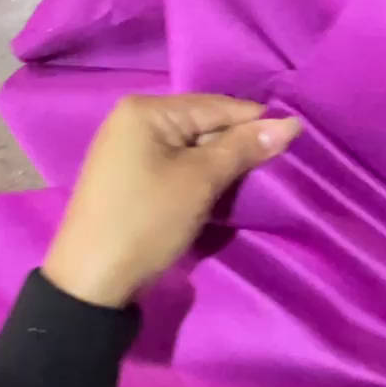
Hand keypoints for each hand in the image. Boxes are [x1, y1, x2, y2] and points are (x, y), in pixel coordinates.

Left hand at [42, 94, 301, 307]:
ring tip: (252, 178)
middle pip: (203, 122)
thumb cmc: (146, 220)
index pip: (216, 105)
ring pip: (191, 144)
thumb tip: (289, 123)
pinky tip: (218, 188)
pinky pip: (175, 161)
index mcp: (146, 110)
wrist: (90, 281)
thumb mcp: (200, 181)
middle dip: (238, 143)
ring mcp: (128, 146)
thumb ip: (244, 148)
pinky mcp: (129, 173)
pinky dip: (199, 173)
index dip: (257, 122)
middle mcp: (134, 118)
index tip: (294, 139)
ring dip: (220, 160)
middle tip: (277, 165)